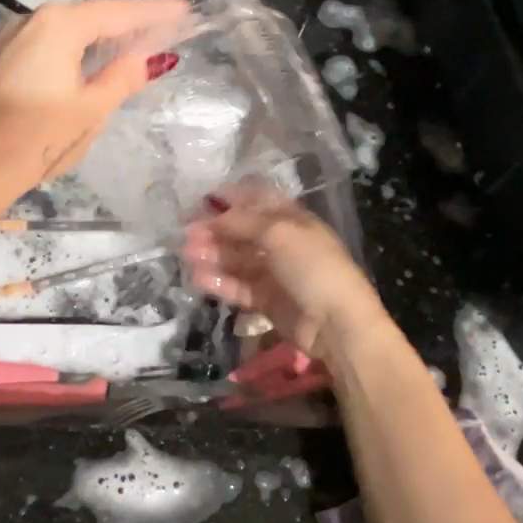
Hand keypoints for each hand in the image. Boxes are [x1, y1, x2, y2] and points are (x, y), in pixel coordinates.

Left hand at [0, 0, 189, 218]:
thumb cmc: (33, 140)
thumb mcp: (89, 112)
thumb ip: (121, 79)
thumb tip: (148, 59)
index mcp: (58, 26)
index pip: (117, 13)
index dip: (153, 13)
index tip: (184, 9)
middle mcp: (31, 21)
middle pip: (90, 17)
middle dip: (126, 24)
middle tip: (164, 29)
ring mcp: (9, 39)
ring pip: (66, 32)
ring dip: (99, 38)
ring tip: (134, 46)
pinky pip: (46, 47)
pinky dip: (74, 52)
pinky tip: (89, 64)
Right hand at [183, 186, 390, 359]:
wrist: (336, 324)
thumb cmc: (313, 266)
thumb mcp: (279, 233)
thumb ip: (242, 222)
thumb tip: (213, 216)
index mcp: (291, 220)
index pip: (257, 201)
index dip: (231, 198)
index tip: (201, 200)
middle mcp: (281, 243)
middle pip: (241, 232)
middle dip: (214, 230)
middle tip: (186, 234)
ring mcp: (274, 273)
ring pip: (236, 260)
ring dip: (211, 255)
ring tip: (187, 256)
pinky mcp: (266, 300)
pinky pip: (237, 286)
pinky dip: (218, 282)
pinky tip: (198, 278)